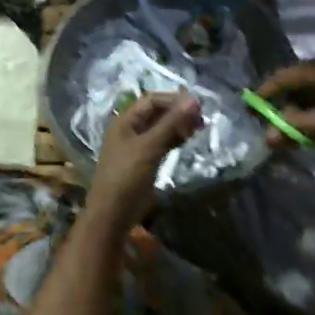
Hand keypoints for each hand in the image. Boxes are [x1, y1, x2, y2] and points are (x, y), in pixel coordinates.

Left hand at [84, 92, 202, 227]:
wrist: (112, 215)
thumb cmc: (126, 177)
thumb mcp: (149, 147)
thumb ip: (171, 124)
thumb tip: (195, 100)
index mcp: (125, 121)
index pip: (152, 100)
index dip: (174, 99)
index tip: (198, 105)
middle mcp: (130, 130)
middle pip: (157, 113)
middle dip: (178, 112)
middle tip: (202, 118)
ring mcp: (136, 147)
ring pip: (160, 129)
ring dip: (178, 126)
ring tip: (200, 127)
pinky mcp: (144, 163)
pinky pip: (161, 144)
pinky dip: (175, 140)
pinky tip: (188, 141)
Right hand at [254, 54, 314, 147]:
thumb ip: (298, 126)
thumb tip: (266, 136)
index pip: (283, 76)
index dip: (264, 93)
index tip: (249, 111)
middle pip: (297, 81)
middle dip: (281, 104)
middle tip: (269, 127)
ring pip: (314, 90)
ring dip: (300, 109)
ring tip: (291, 131)